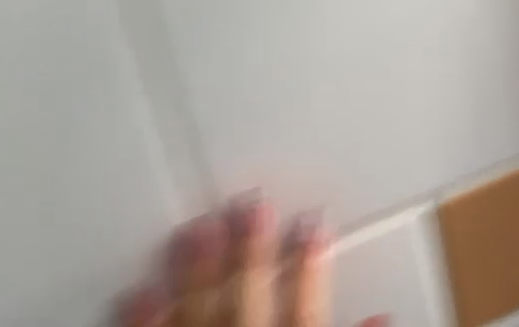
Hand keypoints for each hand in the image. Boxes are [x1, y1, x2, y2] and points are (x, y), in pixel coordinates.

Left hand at [116, 196, 382, 326]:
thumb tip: (382, 317)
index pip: (306, 317)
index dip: (311, 267)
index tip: (313, 220)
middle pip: (245, 311)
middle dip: (249, 257)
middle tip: (250, 203)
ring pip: (197, 325)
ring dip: (195, 279)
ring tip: (193, 229)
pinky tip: (136, 293)